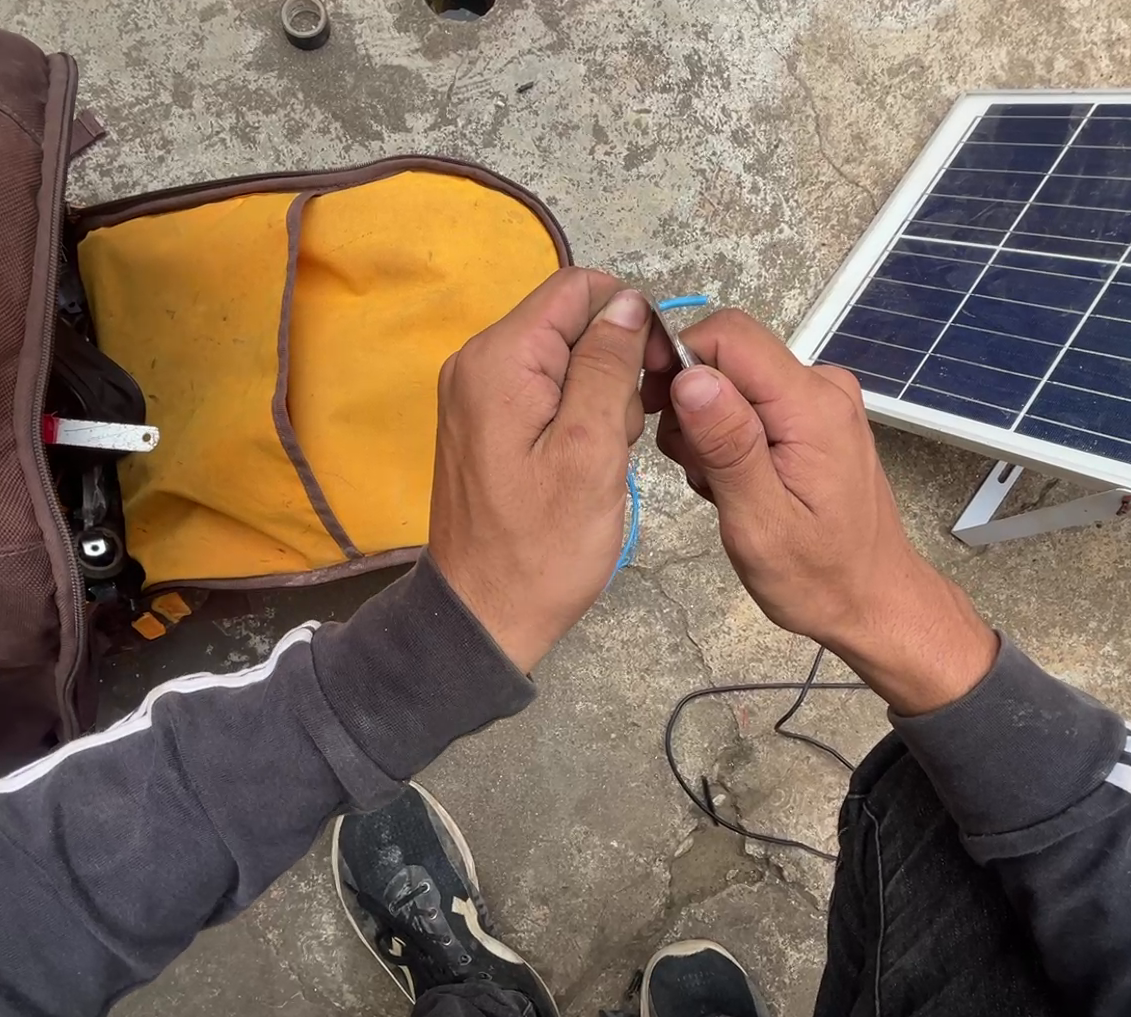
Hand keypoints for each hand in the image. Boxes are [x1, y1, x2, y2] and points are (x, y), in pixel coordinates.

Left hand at [428, 268, 660, 673]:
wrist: (486, 613)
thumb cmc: (543, 545)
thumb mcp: (590, 450)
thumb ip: (607, 366)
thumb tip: (627, 304)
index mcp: (499, 360)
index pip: (576, 289)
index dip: (628, 318)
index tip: (654, 373)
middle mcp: (477, 364)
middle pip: (569, 325)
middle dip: (613, 368)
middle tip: (621, 435)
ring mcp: (476, 396)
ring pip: (563, 362)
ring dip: (599, 399)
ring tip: (602, 458)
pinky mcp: (484, 425)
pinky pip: (544, 395)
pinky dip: (575, 419)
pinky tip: (583, 464)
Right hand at [646, 310, 996, 713]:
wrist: (873, 601)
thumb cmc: (817, 576)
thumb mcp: (760, 522)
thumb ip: (727, 445)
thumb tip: (690, 376)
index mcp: (811, 405)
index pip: (728, 336)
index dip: (677, 359)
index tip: (654, 411)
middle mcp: (821, 386)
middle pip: (726, 356)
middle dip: (689, 404)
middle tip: (695, 471)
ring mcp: (819, 400)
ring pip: (731, 382)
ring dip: (705, 429)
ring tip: (719, 487)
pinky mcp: (812, 418)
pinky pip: (748, 404)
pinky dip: (726, 439)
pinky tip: (735, 484)